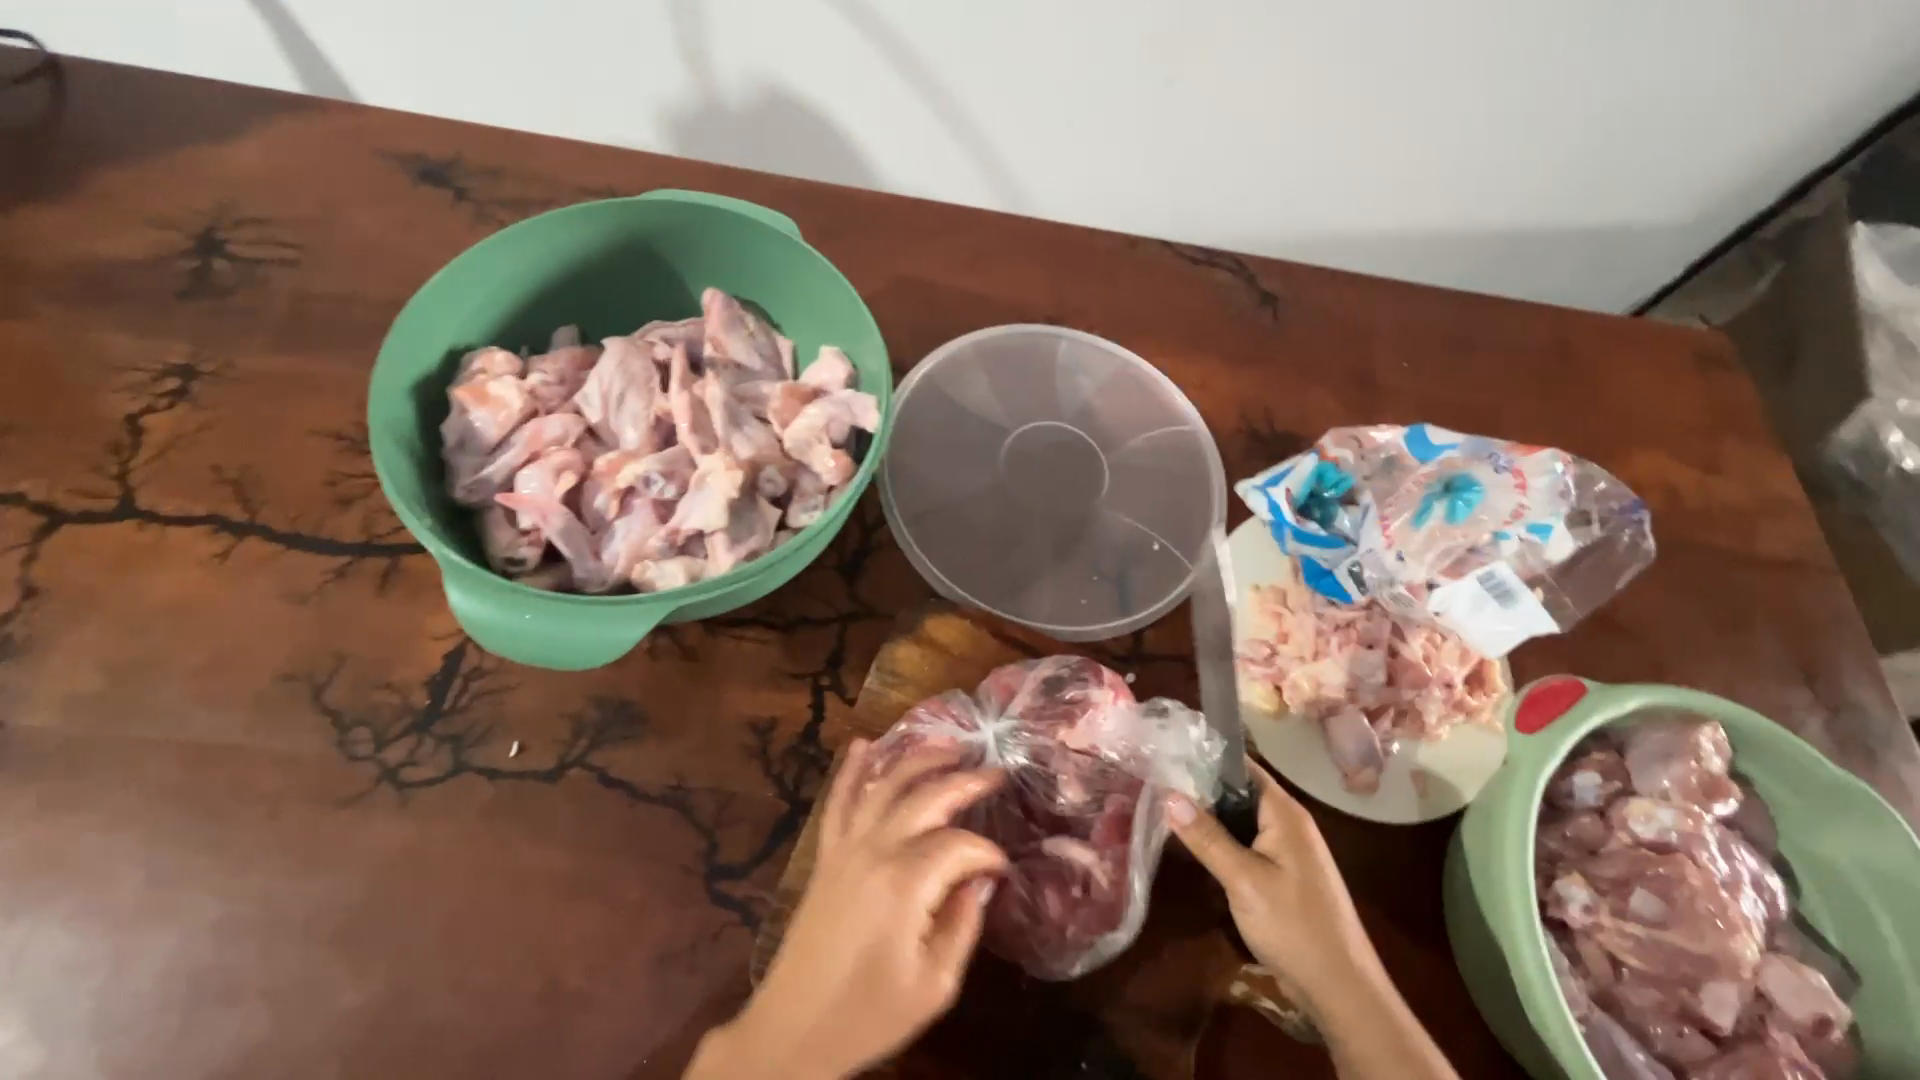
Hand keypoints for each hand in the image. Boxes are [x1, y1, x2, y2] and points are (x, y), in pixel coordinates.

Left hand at [689, 739, 1008, 1079]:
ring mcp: (845, 848)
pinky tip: (864, 744)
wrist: (794, 1028)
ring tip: (950, 744)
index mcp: (905, 883)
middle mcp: (874, 850)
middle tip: (996, 773)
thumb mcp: (934, 984)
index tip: (1003, 869)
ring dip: (917, 758)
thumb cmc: (870, 1015)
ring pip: (884, 785)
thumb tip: (980, 879)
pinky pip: (838, 801)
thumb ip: (962, 924)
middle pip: (925, 797)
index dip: (987, 852)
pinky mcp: (825, 855)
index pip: (959, 845)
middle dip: (965, 781)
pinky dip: (851, 770)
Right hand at [1165, 758, 1376, 1009]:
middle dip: (1201, 787)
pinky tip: (1192, 844)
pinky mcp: (1282, 873)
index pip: (1242, 766)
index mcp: (1284, 813)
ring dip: (1209, 815)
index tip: (1166, 753)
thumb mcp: (1243, 880)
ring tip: (1163, 806)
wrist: (1340, 987)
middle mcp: (1288, 822)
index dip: (1205, 757)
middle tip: (1155, 781)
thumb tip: (1168, 794)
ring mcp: (1287, 849)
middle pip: (1239, 790)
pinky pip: (1247, 842)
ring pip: (1241, 818)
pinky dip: (1221, 839)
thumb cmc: (1294, 926)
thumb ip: (1207, 837)